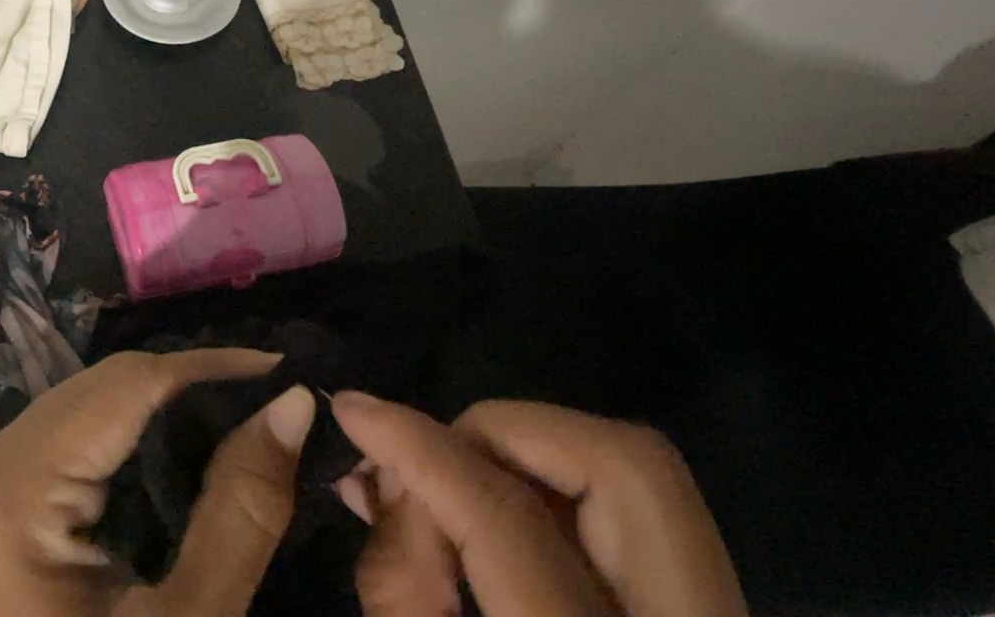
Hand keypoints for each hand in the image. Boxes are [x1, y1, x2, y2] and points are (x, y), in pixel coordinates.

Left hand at [0, 349, 317, 616]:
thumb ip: (240, 508)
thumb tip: (290, 404)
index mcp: (10, 484)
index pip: (124, 384)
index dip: (208, 366)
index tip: (283, 366)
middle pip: (100, 389)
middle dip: (188, 387)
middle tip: (272, 397)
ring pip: (85, 406)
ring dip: (161, 408)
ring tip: (239, 418)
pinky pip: (66, 436)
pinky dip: (126, 436)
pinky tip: (178, 449)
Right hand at [333, 394, 747, 615]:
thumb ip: (402, 585)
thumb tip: (385, 480)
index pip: (504, 517)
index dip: (418, 446)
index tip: (353, 410)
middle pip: (625, 465)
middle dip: (505, 432)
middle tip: (432, 462)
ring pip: (641, 481)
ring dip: (529, 463)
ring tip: (456, 503)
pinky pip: (635, 523)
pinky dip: (554, 499)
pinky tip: (498, 540)